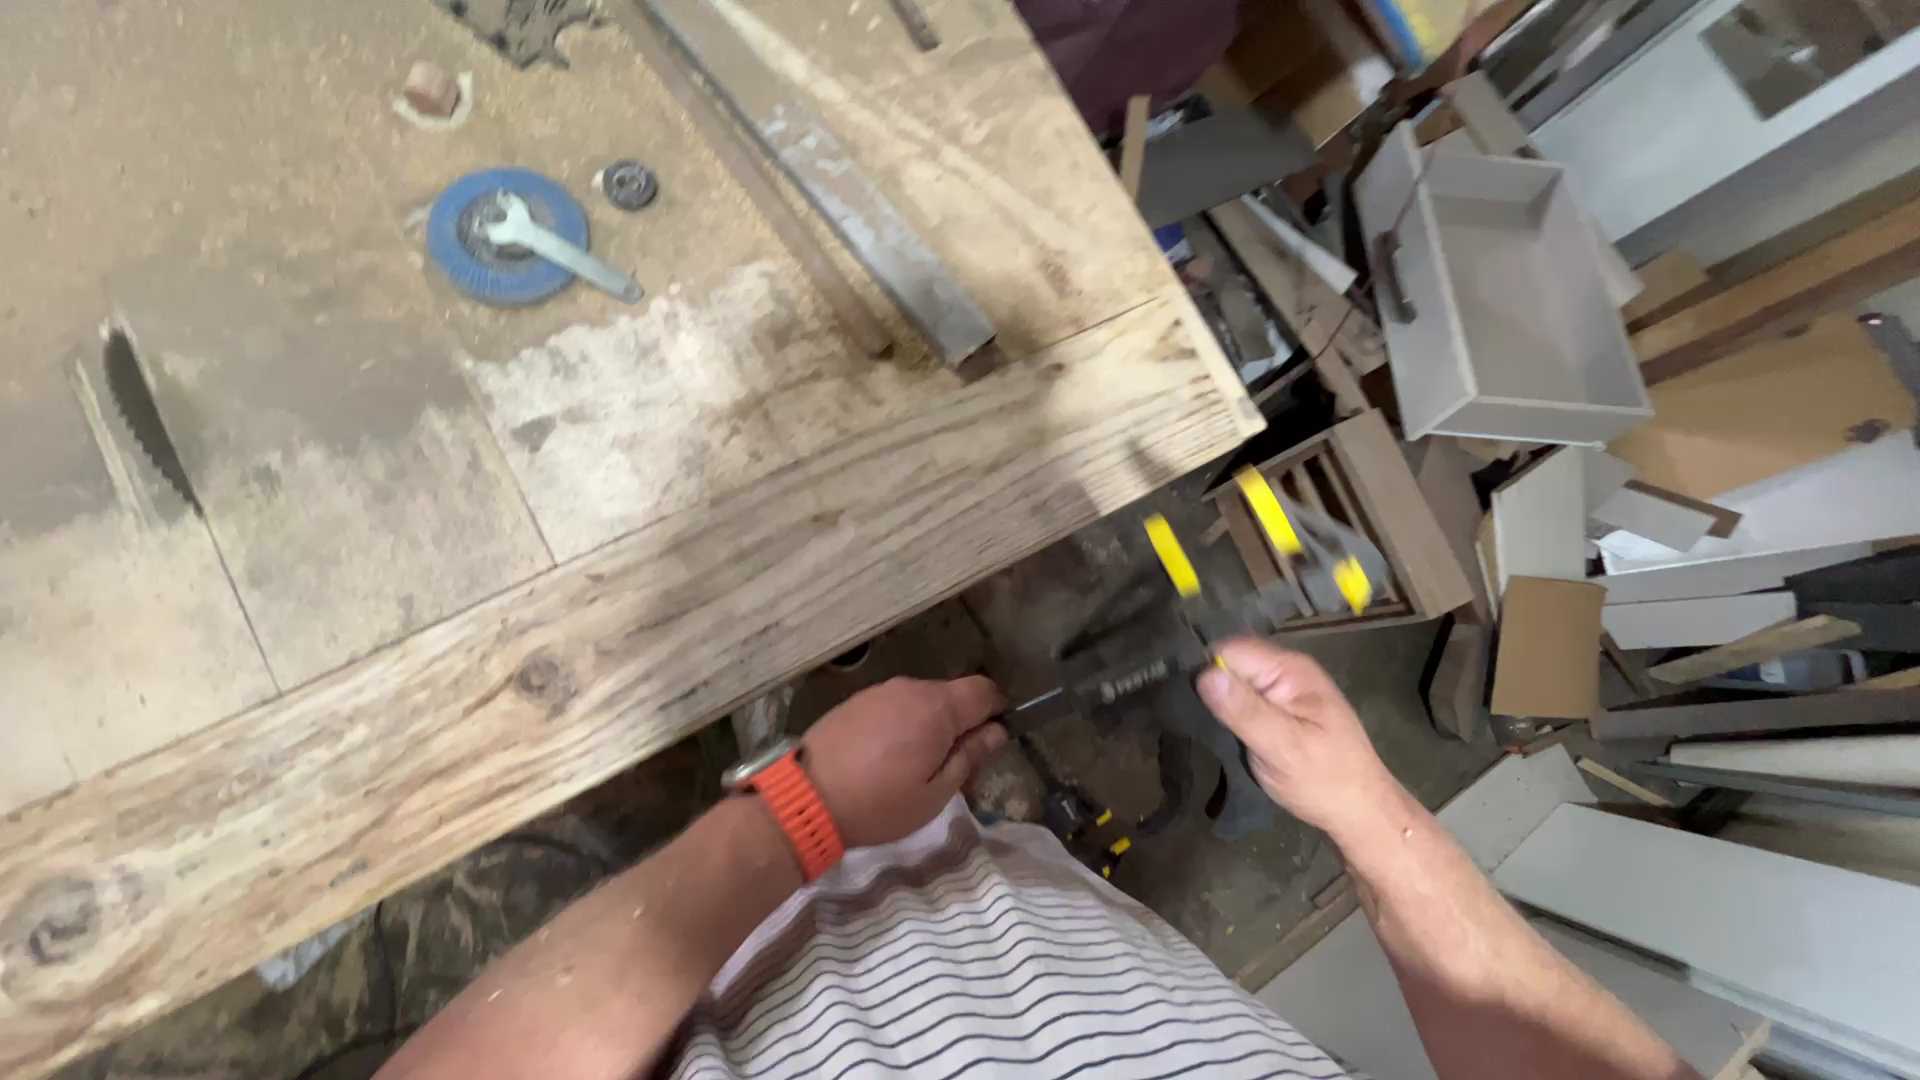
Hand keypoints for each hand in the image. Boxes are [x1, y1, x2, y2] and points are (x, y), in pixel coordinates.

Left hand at [802, 675, 1007, 847]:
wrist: (804, 799)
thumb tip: (996, 731)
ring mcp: (880, 692)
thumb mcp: (935, 793)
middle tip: (956, 775)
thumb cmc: (878, 803)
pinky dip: (904, 727)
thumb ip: (969, 756)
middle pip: (953, 697)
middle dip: (963, 729)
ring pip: (923, 703)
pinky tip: (888, 760)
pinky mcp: (857, 701)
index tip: (994, 742)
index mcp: (936, 707)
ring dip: (932, 729)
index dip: (998, 711)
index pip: (984, 690)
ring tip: (918, 773)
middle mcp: (910, 689)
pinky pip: (895, 707)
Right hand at [1196, 638, 1406, 841]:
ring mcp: (1283, 688)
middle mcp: (1285, 670)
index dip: (1207, 671)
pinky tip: (1223, 729)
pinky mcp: (1278, 707)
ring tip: (1207, 725)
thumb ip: (1245, 711)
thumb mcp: (1284, 749)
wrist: (1362, 813)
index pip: (1230, 650)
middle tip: (1198, 718)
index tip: (1193, 702)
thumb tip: (1205, 675)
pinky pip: (1243, 696)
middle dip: (1211, 685)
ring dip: (1219, 699)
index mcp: (1289, 670)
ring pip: (1234, 679)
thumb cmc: (1326, 781)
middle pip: (1230, 661)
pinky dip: (1229, 709)